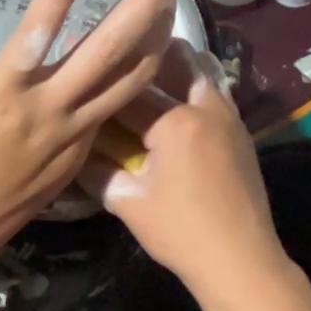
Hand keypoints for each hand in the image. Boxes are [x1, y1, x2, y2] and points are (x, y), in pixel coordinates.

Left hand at [0, 0, 203, 265]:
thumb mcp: (33, 197)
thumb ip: (54, 163)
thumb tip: (63, 143)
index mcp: (80, 151)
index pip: (123, 101)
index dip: (146, 65)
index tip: (160, 35)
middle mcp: (76, 123)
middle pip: (135, 68)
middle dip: (165, 19)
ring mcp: (45, 103)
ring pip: (109, 46)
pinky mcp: (7, 84)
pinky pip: (40, 28)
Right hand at [77, 42, 289, 296]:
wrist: (239, 257)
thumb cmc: (179, 232)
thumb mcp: (128, 205)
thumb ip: (97, 173)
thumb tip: (71, 153)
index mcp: (174, 122)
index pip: (128, 92)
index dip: (100, 84)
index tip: (79, 74)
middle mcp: (205, 106)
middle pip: (174, 60)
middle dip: (142, 53)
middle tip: (113, 54)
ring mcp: (228, 115)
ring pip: (201, 69)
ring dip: (172, 64)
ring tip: (143, 69)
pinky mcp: (239, 130)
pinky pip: (213, 91)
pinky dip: (191, 85)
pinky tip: (171, 101)